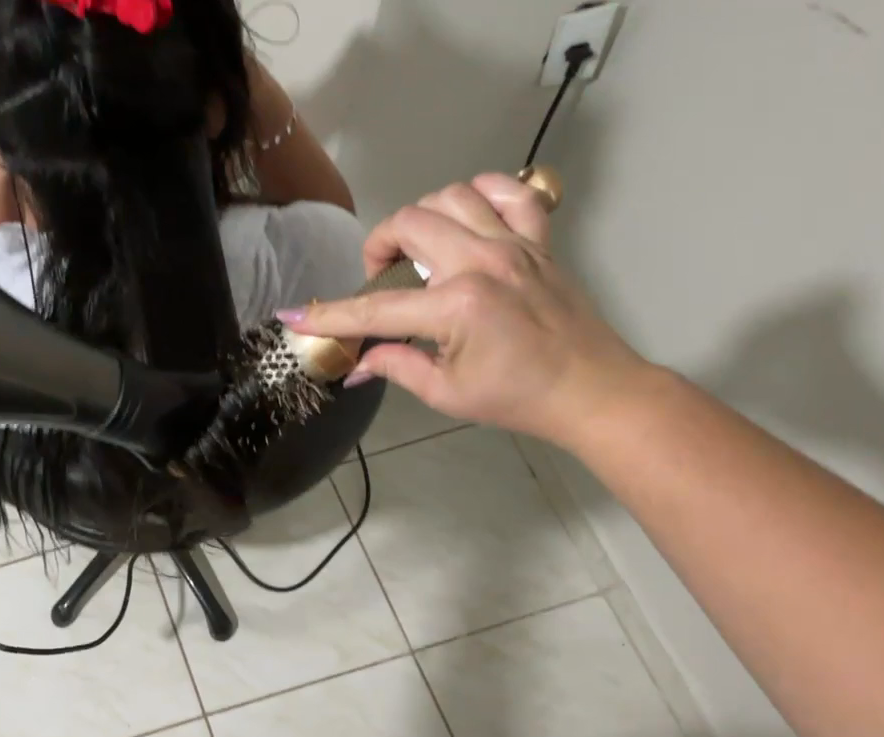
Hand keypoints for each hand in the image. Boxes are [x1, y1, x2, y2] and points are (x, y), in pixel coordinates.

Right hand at [279, 173, 650, 445]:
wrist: (589, 389)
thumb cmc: (515, 398)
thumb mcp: (445, 392)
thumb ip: (396, 366)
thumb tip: (356, 364)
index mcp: (456, 307)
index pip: (375, 308)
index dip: (328, 315)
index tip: (293, 315)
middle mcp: (482, 262)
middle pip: (409, 224)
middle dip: (378, 246)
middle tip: (379, 277)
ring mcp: (515, 244)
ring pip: (452, 196)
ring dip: (422, 217)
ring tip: (419, 249)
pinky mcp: (539, 239)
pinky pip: (509, 191)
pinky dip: (482, 193)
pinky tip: (468, 216)